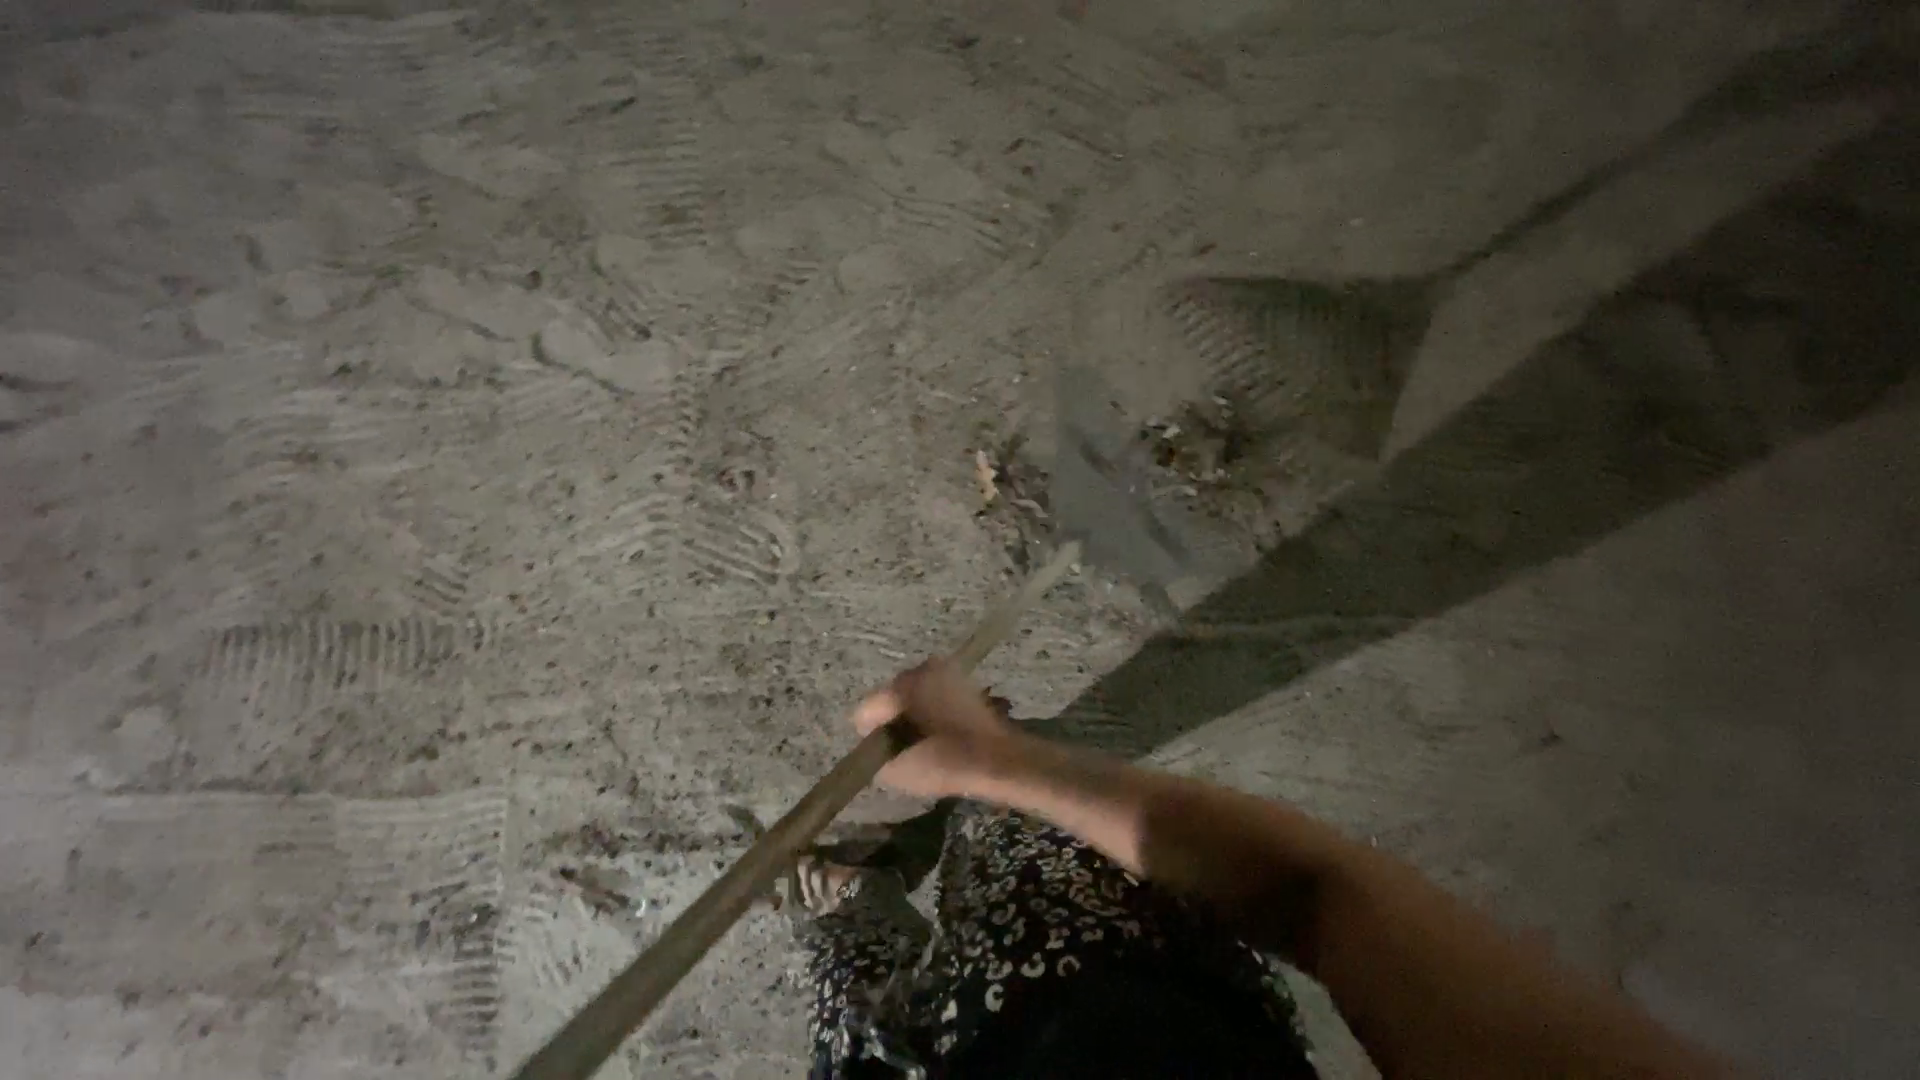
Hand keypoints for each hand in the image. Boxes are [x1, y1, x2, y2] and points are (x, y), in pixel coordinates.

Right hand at [851, 658, 1015, 797]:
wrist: (998, 759)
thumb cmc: (946, 763)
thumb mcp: (899, 772)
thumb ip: (876, 757)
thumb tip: (875, 746)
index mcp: (900, 686)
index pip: (867, 709)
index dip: (871, 735)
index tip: (883, 753)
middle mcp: (920, 669)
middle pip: (890, 696)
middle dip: (893, 718)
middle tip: (904, 746)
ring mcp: (945, 670)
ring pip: (913, 693)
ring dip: (913, 712)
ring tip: (924, 739)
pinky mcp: (963, 679)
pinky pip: (934, 693)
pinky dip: (932, 708)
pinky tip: (941, 731)